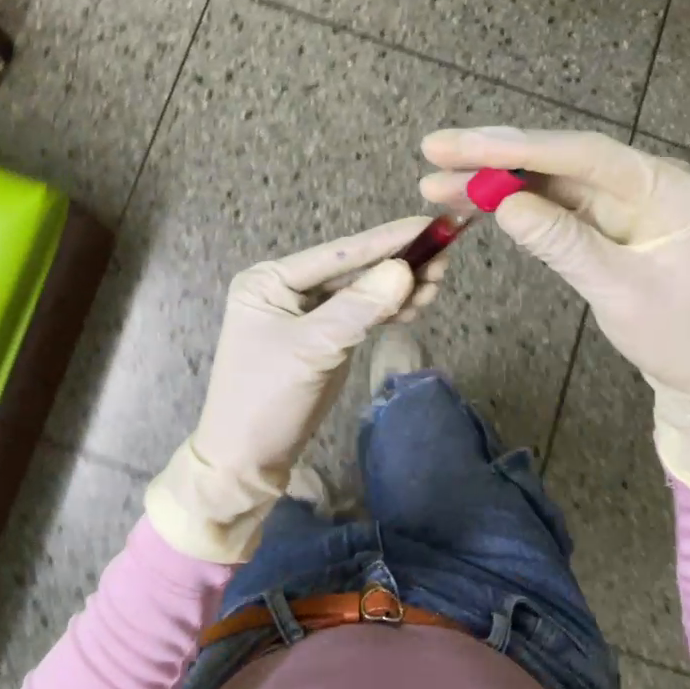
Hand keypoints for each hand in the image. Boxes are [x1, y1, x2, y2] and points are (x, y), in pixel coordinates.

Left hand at [145, 217, 446, 561]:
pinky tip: (418, 304)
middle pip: (352, 270)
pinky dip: (389, 311)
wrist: (244, 464)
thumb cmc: (265, 401)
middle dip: (397, 265)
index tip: (430, 224)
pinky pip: (361, 316)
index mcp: (270, 280)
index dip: (386, 239)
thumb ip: (358, 308)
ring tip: (438, 284)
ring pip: (360, 293)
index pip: (337, 253)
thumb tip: (404, 269)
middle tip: (444, 258)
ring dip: (398, 289)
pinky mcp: (322, 340)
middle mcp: (286, 290)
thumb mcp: (312, 351)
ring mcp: (305, 316)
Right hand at [421, 127, 689, 516]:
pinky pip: (552, 205)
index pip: (584, 155)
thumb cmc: (682, 337)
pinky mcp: (604, 222)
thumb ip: (564, 244)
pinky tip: (472, 201)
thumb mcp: (622, 293)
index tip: (462, 146)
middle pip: (560, 159)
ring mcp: (623, 201)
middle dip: (494, 155)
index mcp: (668, 188)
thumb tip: (504, 206)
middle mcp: (645, 182)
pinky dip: (512, 204)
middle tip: (435, 150)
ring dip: (494, 180)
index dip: (518, 148)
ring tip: (436, 184)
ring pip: (549, 180)